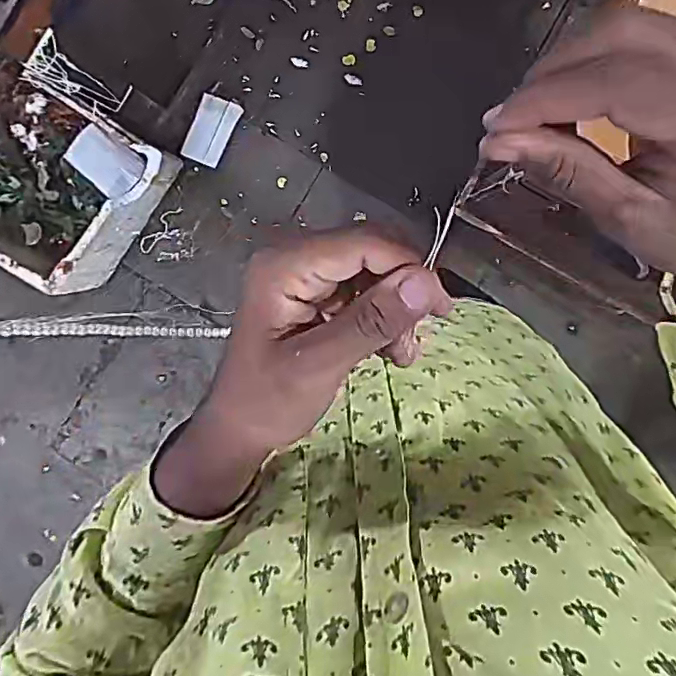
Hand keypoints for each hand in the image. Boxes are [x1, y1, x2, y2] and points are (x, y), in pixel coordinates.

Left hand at [153, 230, 452, 516]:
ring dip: (397, 307)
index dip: (408, 266)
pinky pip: (366, 289)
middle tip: (421, 332)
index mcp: (286, 265)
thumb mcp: (320, 365)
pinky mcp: (319, 293)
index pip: (363, 243)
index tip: (439, 305)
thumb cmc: (266, 402)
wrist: (236, 432)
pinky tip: (390, 348)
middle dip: (404, 288)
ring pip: (375, 269)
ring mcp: (308, 274)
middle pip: (372, 250)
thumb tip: (425, 284)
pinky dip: (385, 315)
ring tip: (402, 351)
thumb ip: (372, 321)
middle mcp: (297, 257)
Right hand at [479, 9, 675, 343]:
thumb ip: (567, 169)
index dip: (548, 97)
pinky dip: (599, 56)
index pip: (621, 83)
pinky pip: (650, 33)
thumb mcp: (629, 220)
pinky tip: (575, 89)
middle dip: (555, 71)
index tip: (497, 122)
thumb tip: (498, 138)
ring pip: (633, 25)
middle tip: (513, 115)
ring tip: (538, 105)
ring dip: (572, 60)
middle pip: (626, 35)